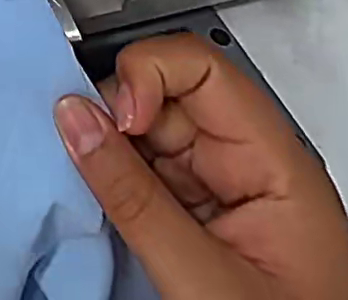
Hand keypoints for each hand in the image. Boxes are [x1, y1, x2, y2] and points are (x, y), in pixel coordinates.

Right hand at [54, 34, 347, 299]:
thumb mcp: (206, 281)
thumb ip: (134, 196)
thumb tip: (73, 116)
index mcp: (274, 165)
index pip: (201, 68)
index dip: (149, 73)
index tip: (117, 118)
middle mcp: (242, 162)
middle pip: (160, 91)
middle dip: (115, 114)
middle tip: (92, 156)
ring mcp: (211, 184)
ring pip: (139, 124)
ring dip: (105, 145)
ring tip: (99, 189)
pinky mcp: (184, 205)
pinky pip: (132, 160)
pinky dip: (105, 170)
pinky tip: (102, 197)